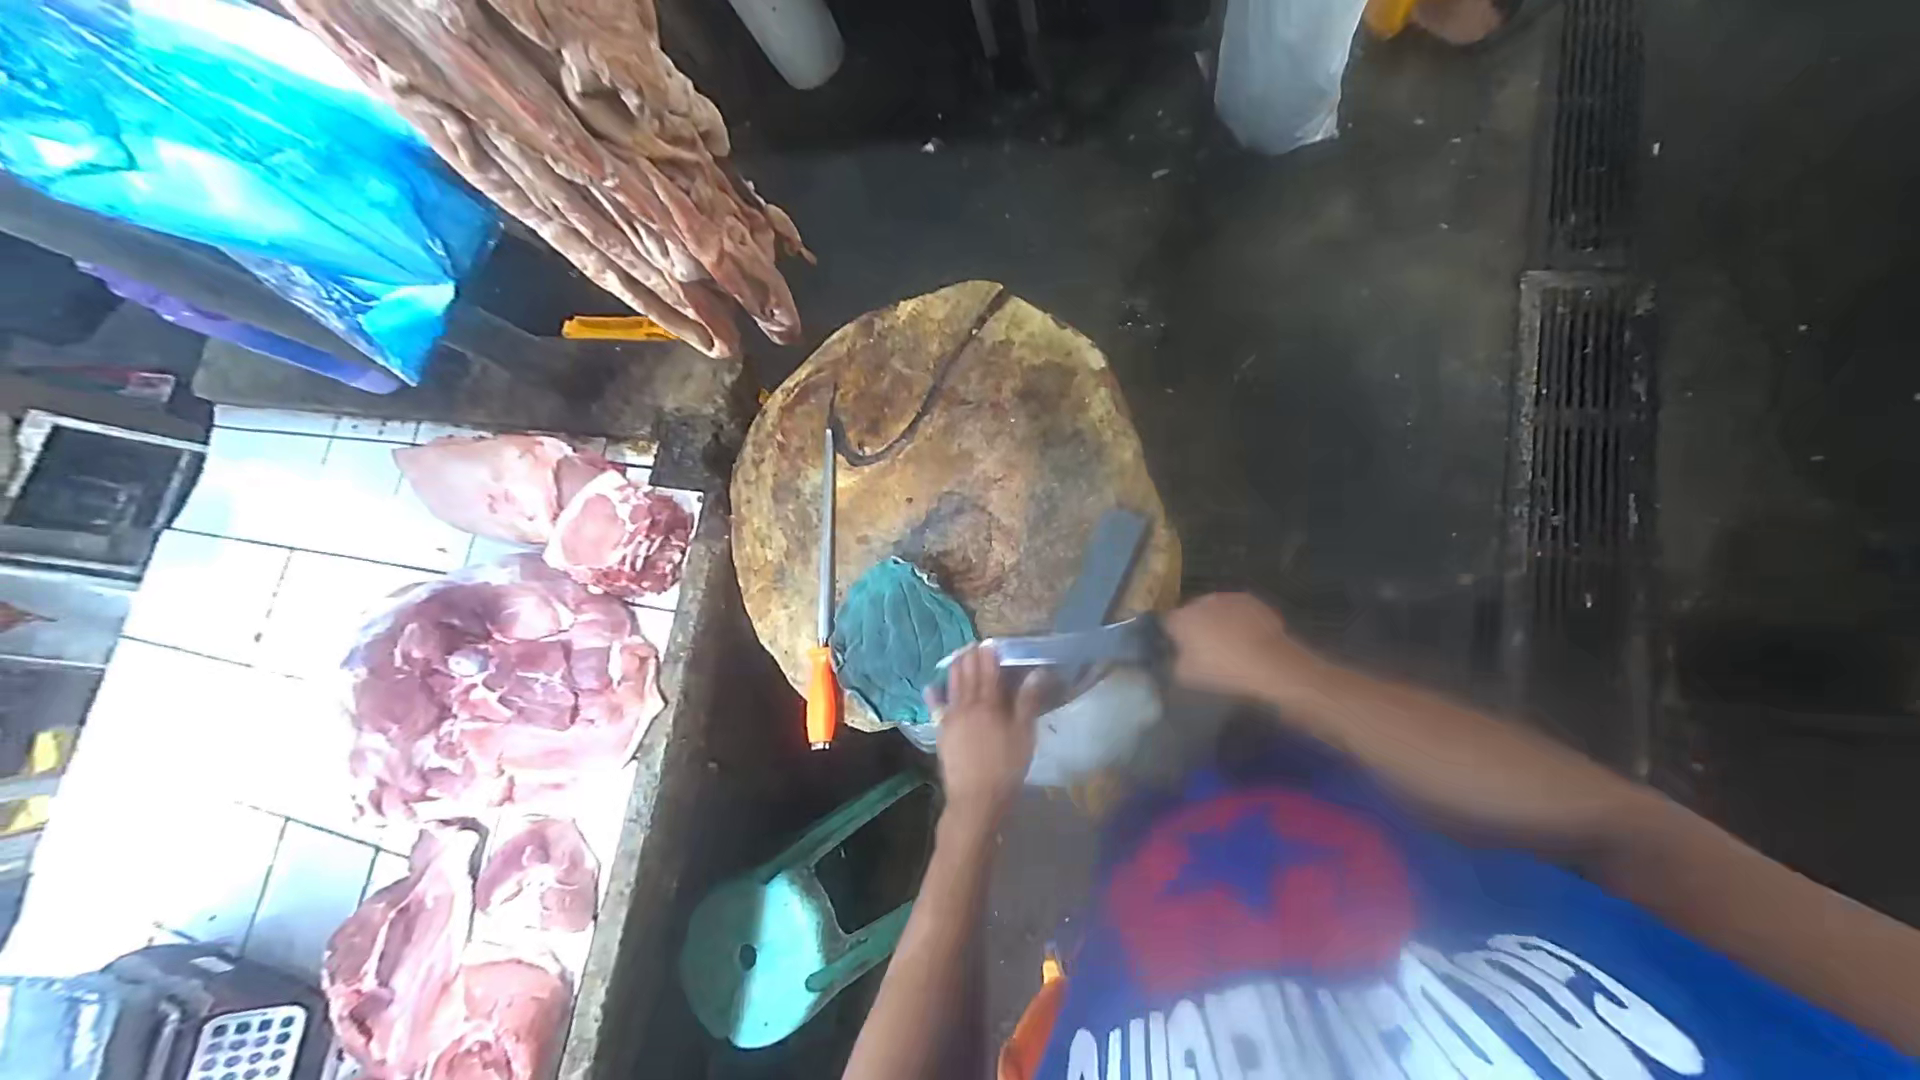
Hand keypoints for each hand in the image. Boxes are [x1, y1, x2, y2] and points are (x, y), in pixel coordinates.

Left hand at [928, 646, 1046, 828]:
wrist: (976, 798)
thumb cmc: (1007, 767)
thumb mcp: (1024, 735)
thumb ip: (1027, 702)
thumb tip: (1036, 673)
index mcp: (990, 704)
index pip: (989, 672)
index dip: (988, 655)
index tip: (989, 642)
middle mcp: (968, 705)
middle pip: (968, 675)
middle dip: (970, 657)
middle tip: (972, 644)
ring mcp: (952, 718)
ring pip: (952, 686)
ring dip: (955, 668)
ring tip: (958, 656)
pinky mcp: (942, 732)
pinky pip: (936, 707)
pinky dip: (934, 694)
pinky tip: (931, 686)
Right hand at [1162, 593, 1322, 702]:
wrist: (1268, 662)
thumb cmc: (1223, 670)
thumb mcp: (1187, 676)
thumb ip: (1175, 661)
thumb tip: (1178, 654)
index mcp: (1182, 619)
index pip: (1169, 621)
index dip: (1175, 634)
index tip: (1183, 646)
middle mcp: (1200, 602)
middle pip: (1192, 611)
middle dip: (1197, 624)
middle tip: (1208, 645)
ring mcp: (1226, 598)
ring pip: (1215, 608)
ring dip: (1217, 619)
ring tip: (1230, 640)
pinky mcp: (1249, 599)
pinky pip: (1236, 608)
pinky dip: (1238, 617)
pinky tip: (1247, 634)